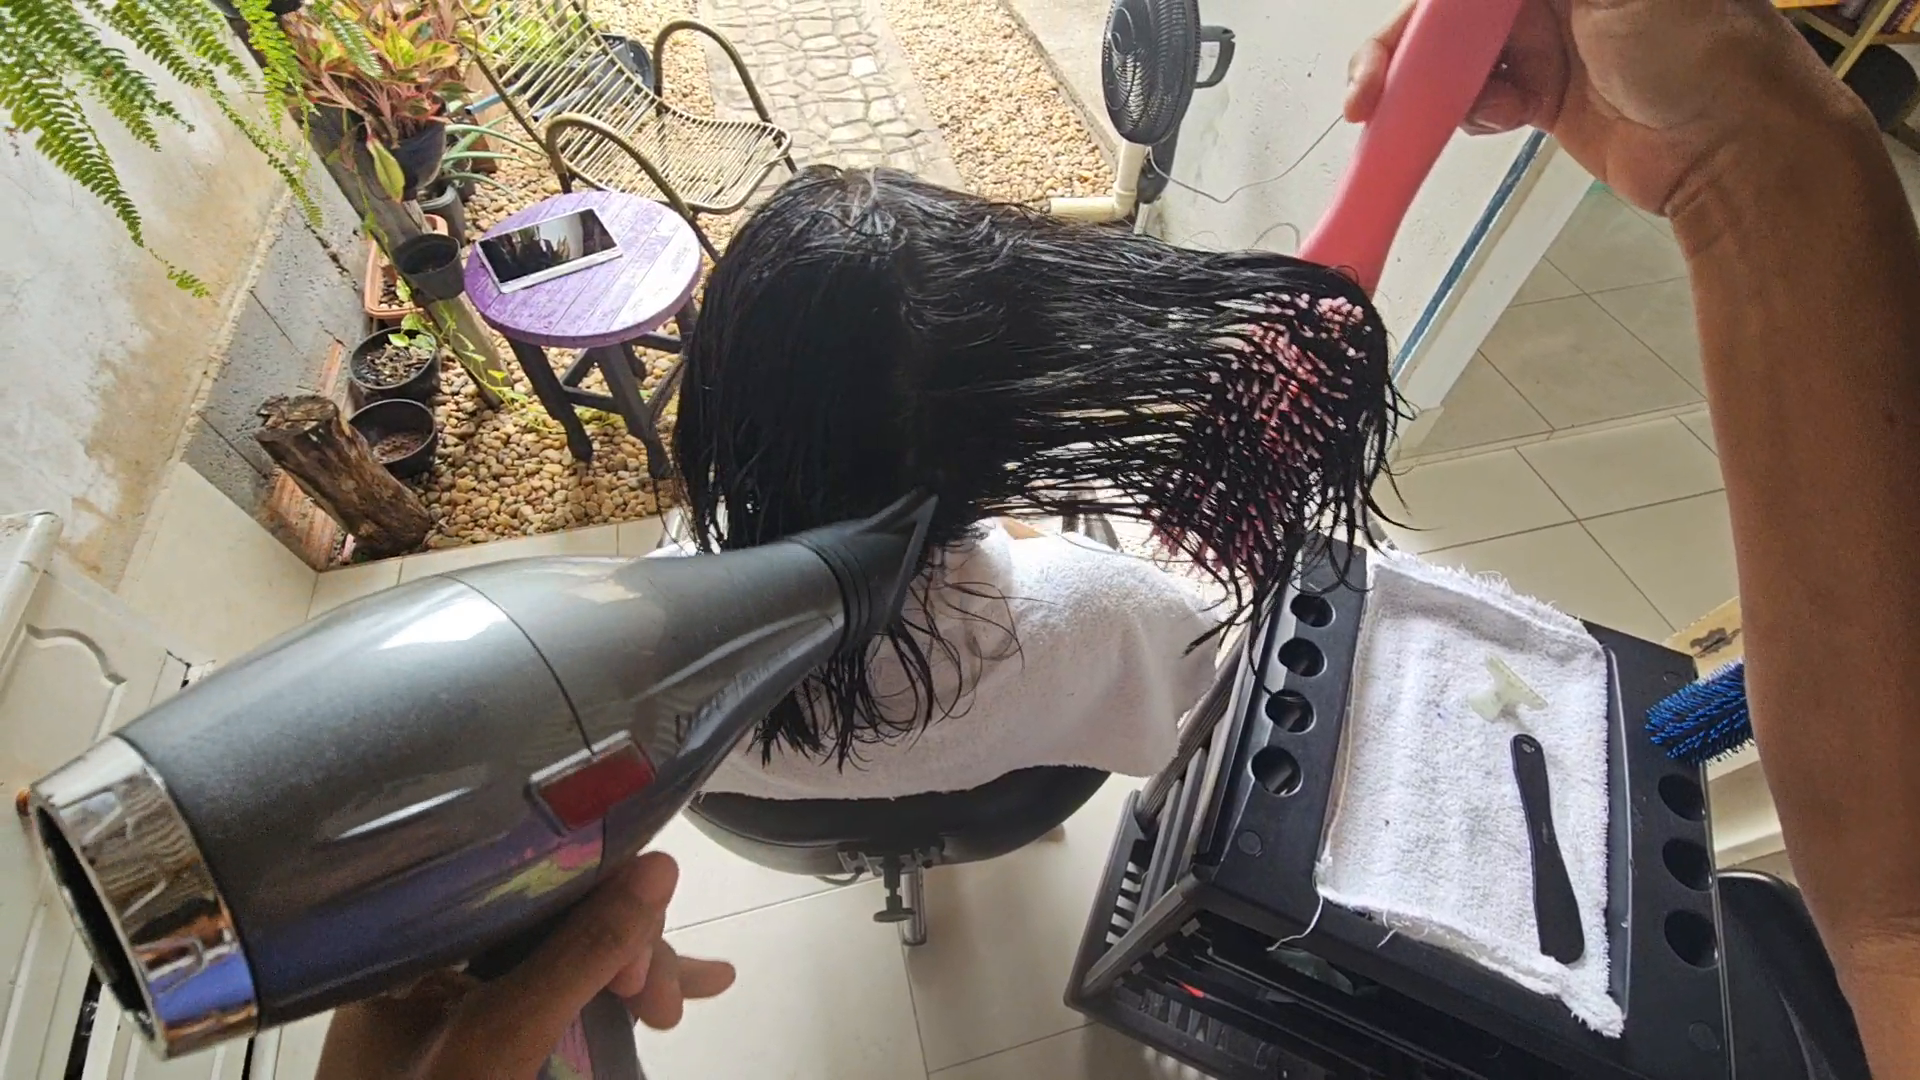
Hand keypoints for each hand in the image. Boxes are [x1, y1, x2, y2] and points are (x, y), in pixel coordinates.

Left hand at [316, 852, 734, 1079]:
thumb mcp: (501, 1041)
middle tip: (660, 1007)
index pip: (532, 876)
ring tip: (681, 1003)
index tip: (636, 964)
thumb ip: (583, 952)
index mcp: (429, 936)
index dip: (603, 896)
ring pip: (591, 945)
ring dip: (647, 969)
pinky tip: (702, 981)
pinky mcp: (516, 1018)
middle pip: (573, 911)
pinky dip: (641, 984)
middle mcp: (458, 949)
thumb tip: (665, 862)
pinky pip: (589, 982)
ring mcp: (488, 987)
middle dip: (632, 949)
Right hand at [1343, 0, 1864, 216]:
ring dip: (1448, 96)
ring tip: (1484, 110)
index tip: (1377, 62)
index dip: (1414, 23)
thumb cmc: (1697, 52)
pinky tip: (1509, 119)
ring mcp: (1545, 44)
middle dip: (1405, 63)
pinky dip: (1479, 117)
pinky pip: (1479, 102)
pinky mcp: (1539, 93)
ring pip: (1457, 67)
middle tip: (1368, 105)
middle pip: (1448, 26)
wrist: (1724, 143)